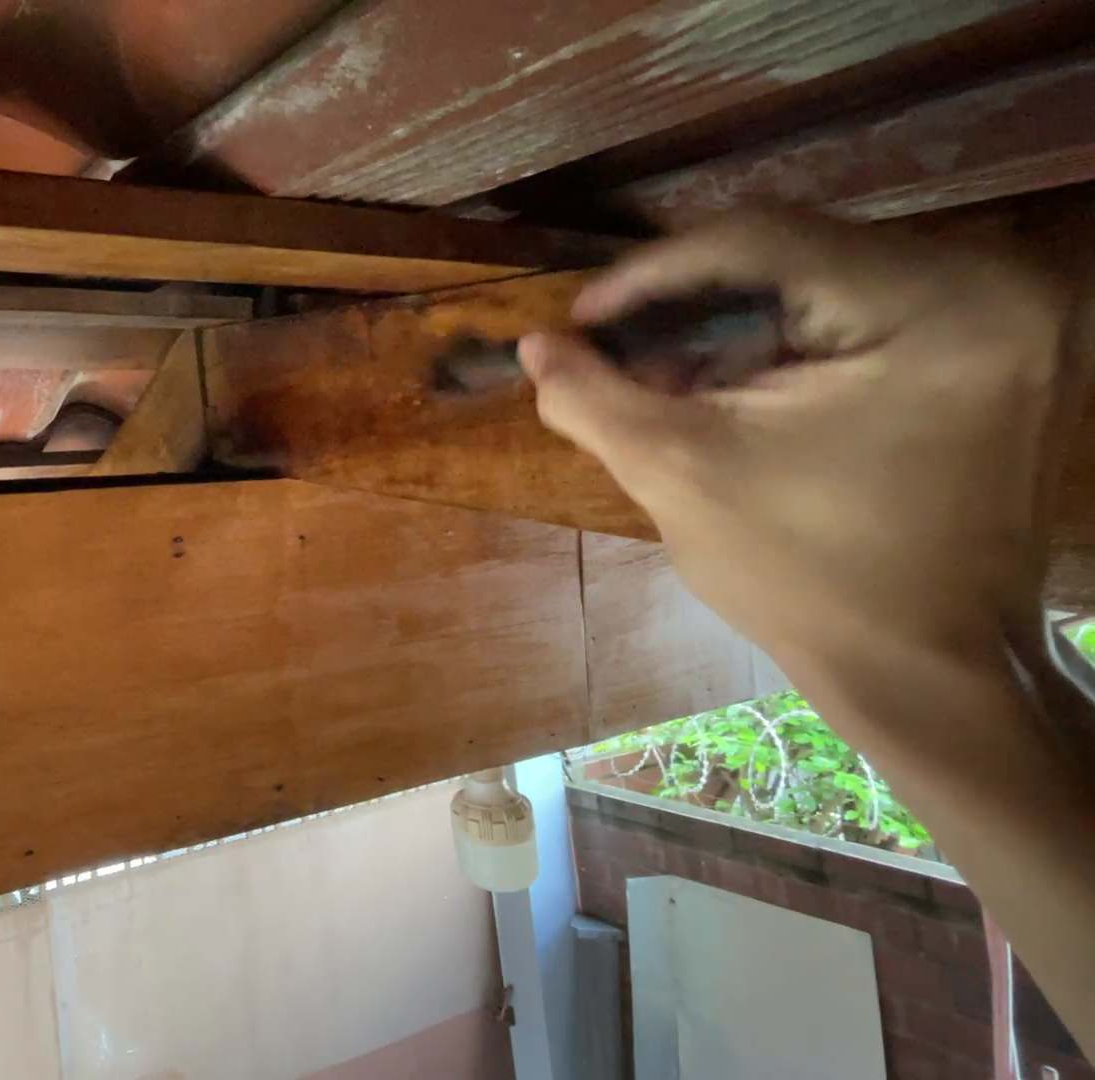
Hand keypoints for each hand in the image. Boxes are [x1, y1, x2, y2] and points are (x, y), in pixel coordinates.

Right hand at [520, 210, 1084, 668]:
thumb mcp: (675, 472)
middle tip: (605, 353)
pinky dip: (764, 350)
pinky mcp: (979, 357)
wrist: (918, 661)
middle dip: (679, 305)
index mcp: (934, 306)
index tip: (574, 319)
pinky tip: (709, 393)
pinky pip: (845, 323)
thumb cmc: (799, 571)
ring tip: (647, 380)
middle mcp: (987, 288)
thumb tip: (531, 345)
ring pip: (812, 286)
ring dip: (715, 328)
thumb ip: (591, 398)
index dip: (647, 275)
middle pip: (791, 257)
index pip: (762, 240)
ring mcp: (995, 321)